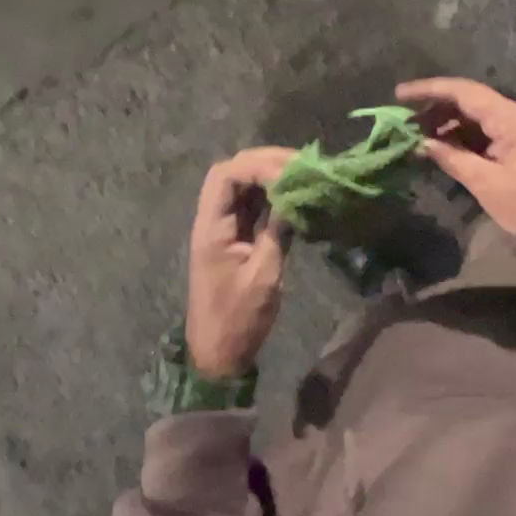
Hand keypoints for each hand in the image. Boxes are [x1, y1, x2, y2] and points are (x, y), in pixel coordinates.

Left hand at [187, 147, 296, 379]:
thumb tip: (296, 197)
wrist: (218, 353)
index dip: (259, 166)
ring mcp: (224, 229)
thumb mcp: (263, 276)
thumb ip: (278, 232)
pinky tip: (294, 196)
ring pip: (243, 187)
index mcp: (212, 227)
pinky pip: (252, 206)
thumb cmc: (238, 319)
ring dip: (270, 175)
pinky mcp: (236, 239)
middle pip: (233, 173)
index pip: (228, 176)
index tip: (292, 174)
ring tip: (302, 174)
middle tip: (302, 165)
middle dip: (265, 162)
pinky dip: (272, 196)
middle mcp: (214, 221)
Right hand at [395, 78, 515, 233]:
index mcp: (512, 119)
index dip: (430, 90)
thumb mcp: (483, 182)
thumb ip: (451, 157)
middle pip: (469, 98)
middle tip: (405, 119)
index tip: (400, 94)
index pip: (465, 93)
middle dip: (435, 106)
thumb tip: (421, 143)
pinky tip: (439, 142)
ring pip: (474, 111)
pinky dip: (459, 131)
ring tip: (418, 133)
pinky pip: (483, 125)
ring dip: (445, 119)